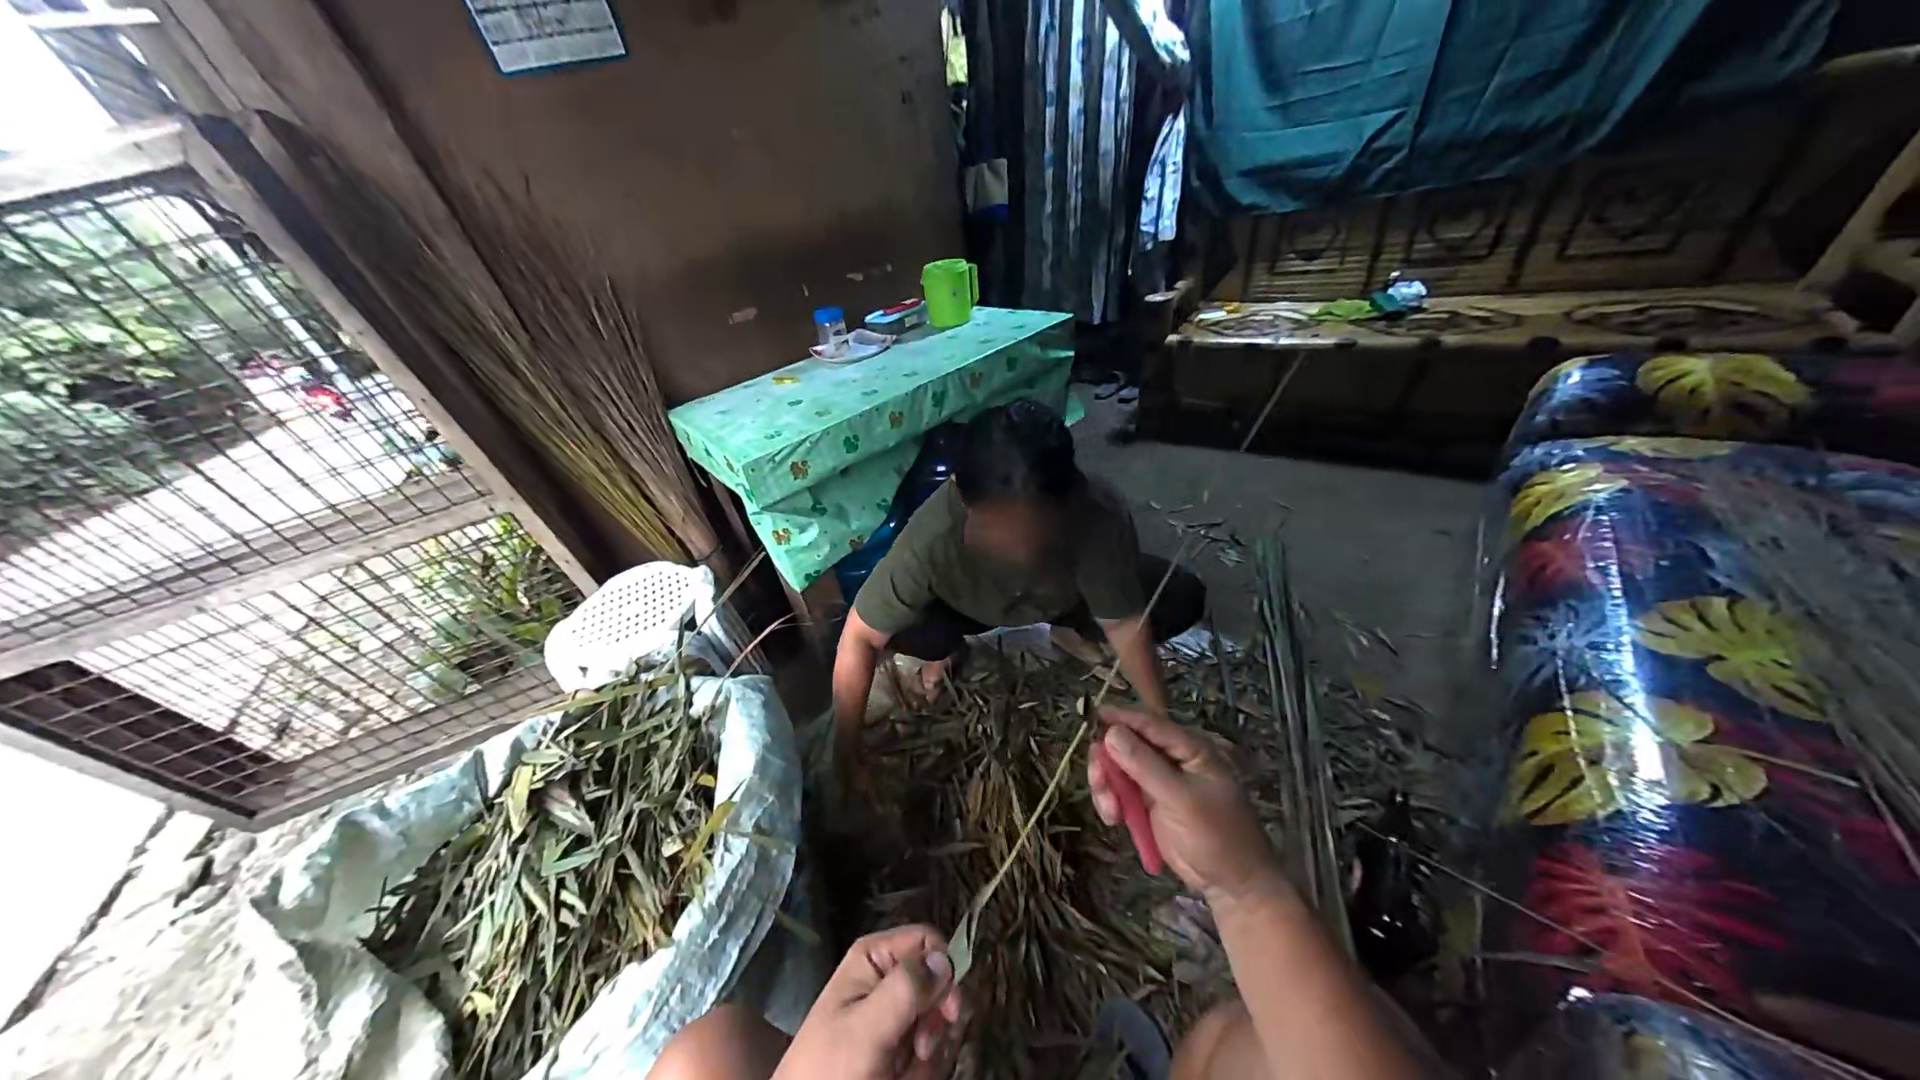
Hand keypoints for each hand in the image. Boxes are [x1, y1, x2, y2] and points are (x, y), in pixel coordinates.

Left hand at [773, 925, 965, 1079]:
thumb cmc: (831, 1071)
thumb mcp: (867, 1029)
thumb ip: (906, 989)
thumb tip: (945, 958)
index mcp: (874, 957)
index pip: (927, 941)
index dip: (944, 972)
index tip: (949, 1013)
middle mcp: (885, 978)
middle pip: (936, 985)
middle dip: (933, 1023)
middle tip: (919, 1049)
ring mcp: (890, 1014)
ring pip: (934, 1022)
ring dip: (925, 1053)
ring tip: (899, 1073)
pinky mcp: (893, 1045)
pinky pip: (925, 1050)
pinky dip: (917, 1069)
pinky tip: (897, 1078)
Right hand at [1087, 706, 1281, 906]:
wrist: (1231, 884)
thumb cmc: (1216, 835)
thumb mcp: (1180, 798)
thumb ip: (1144, 765)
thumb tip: (1111, 732)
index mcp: (1190, 748)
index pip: (1150, 723)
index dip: (1120, 717)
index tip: (1091, 715)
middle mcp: (1172, 758)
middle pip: (1127, 744)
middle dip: (1108, 760)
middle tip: (1099, 781)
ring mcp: (1158, 780)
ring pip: (1118, 768)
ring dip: (1107, 785)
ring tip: (1111, 812)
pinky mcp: (1148, 802)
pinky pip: (1120, 790)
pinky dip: (1112, 801)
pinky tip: (1114, 819)